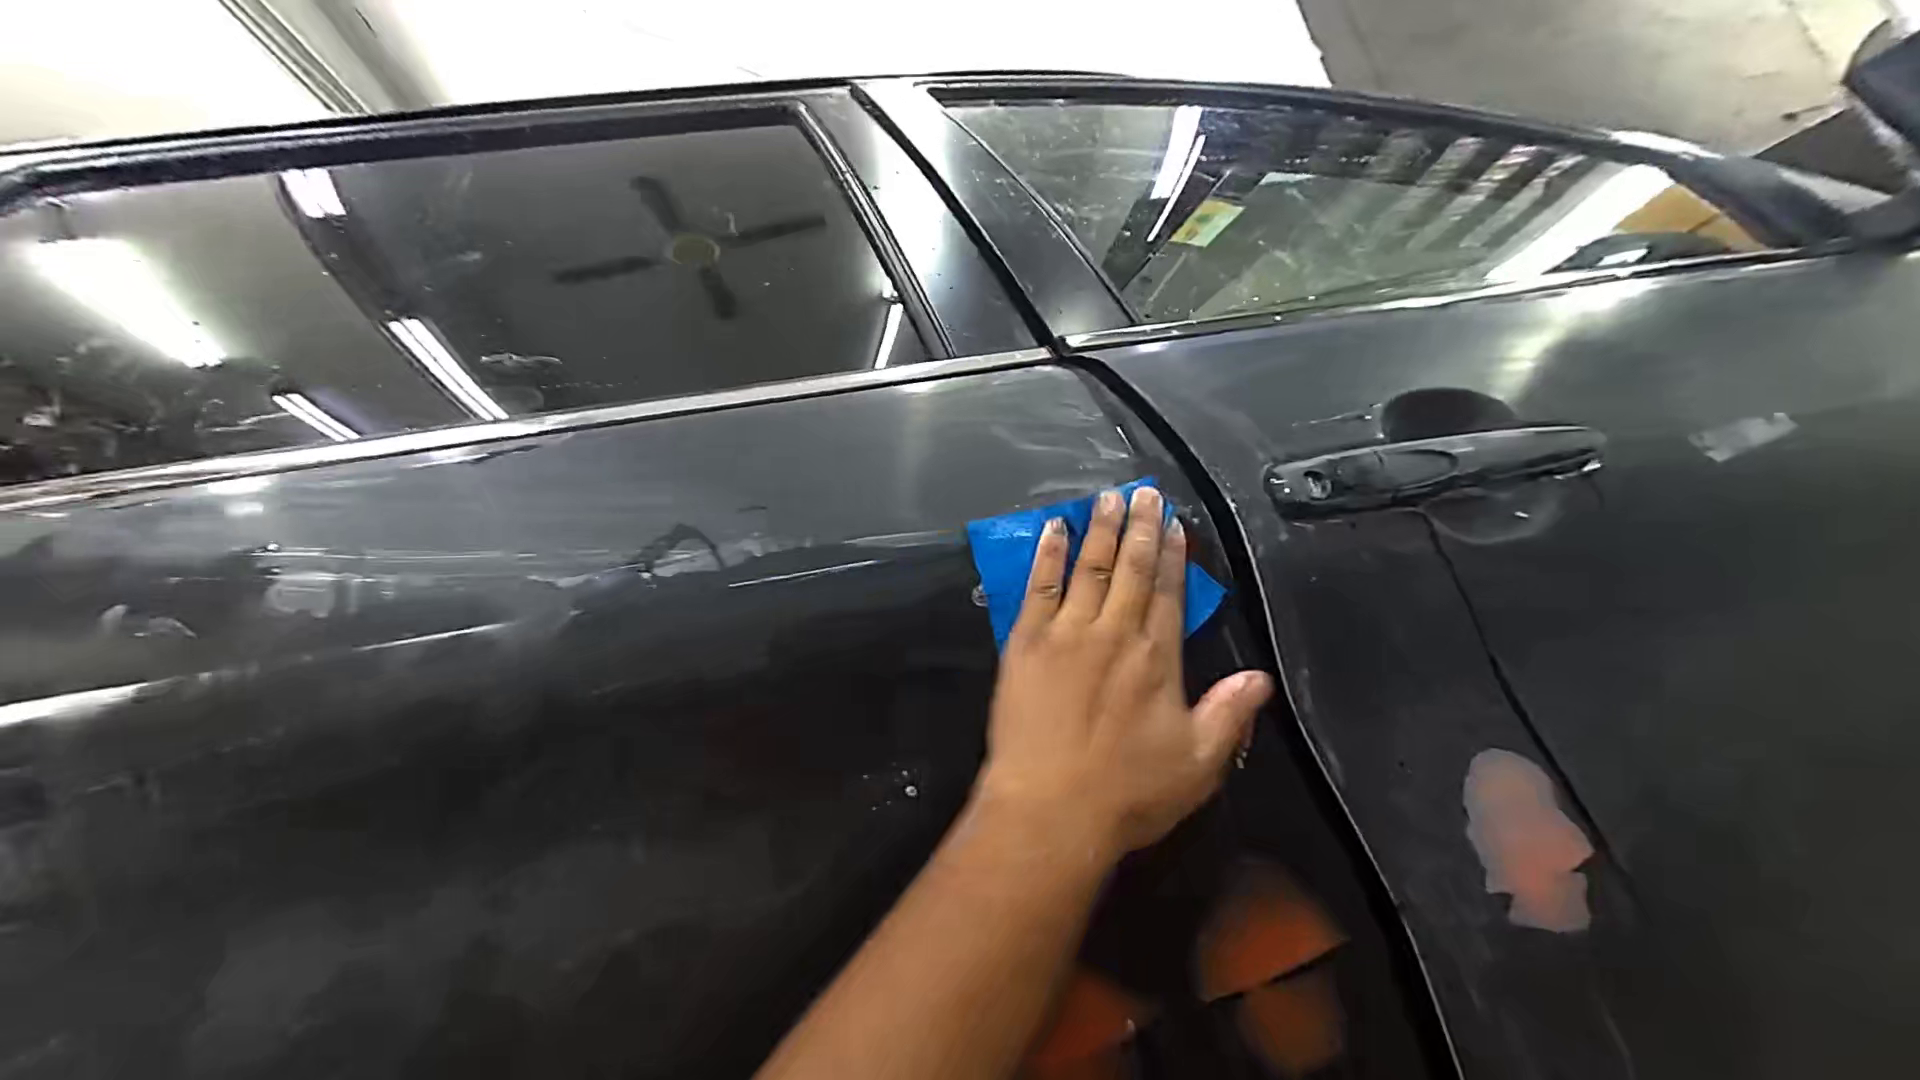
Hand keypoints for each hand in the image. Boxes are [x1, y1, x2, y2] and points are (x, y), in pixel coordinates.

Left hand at [975, 486, 1275, 860]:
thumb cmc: (1126, 793)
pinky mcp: (1025, 644)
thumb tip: (1261, 677)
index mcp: (1155, 658)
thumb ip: (1229, 713)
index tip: (1173, 523)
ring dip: (1099, 530)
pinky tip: (1053, 531)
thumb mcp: (1197, 763)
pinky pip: (1038, 589)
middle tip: (1143, 491)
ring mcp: (1065, 634)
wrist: (1049, 809)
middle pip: (1130, 569)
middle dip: (1139, 527)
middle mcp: (1112, 633)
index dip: (1172, 555)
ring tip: (1107, 497)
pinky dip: (1047, 557)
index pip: (1167, 592)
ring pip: (1087, 569)